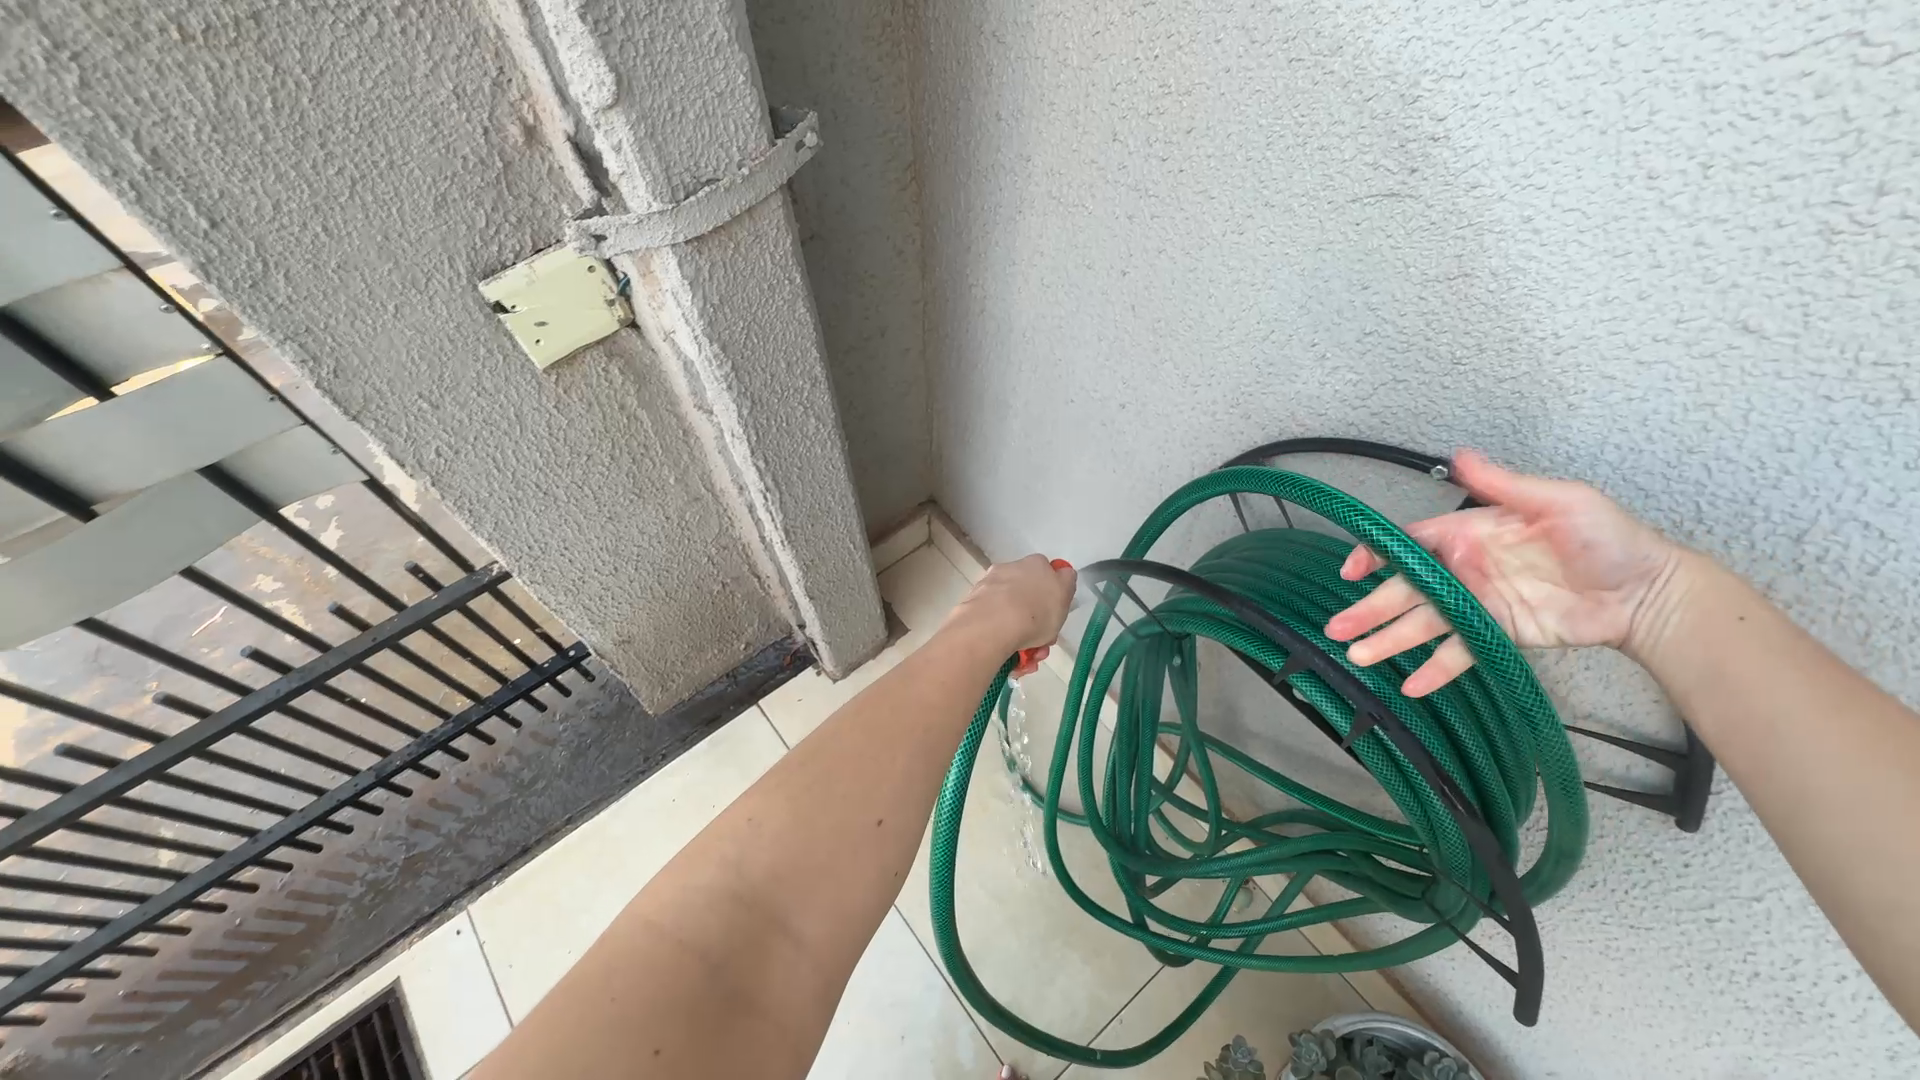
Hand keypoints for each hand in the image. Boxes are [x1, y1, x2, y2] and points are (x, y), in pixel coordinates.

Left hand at [941, 555, 1076, 658]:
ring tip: (1026, 663)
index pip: (1046, 575)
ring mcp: (987, 590)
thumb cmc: (1035, 611)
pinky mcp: (972, 611)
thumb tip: (1062, 574)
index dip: (1052, 598)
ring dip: (1022, 641)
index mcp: (1032, 565)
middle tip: (1042, 648)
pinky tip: (1011, 663)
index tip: (1054, 617)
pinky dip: (1004, 644)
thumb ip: (1065, 583)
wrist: (991, 626)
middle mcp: (1007, 571)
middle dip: (1037, 627)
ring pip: (1011, 618)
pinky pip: (994, 628)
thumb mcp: (1064, 595)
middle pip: (1027, 600)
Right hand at [1324, 450, 1682, 696]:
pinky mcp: (1496, 634)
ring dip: (1389, 640)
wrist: (1650, 593)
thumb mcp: (1559, 501)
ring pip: (1423, 624)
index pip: (1410, 544)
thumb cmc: (1610, 539)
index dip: (1376, 555)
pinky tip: (1411, 686)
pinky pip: (1458, 652)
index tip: (1353, 570)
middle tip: (1339, 628)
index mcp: (1470, 534)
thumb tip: (1461, 456)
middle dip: (1370, 608)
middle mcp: (1465, 569)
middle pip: (1405, 589)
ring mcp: (1477, 604)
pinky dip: (1435, 670)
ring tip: (1357, 656)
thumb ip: (1504, 485)